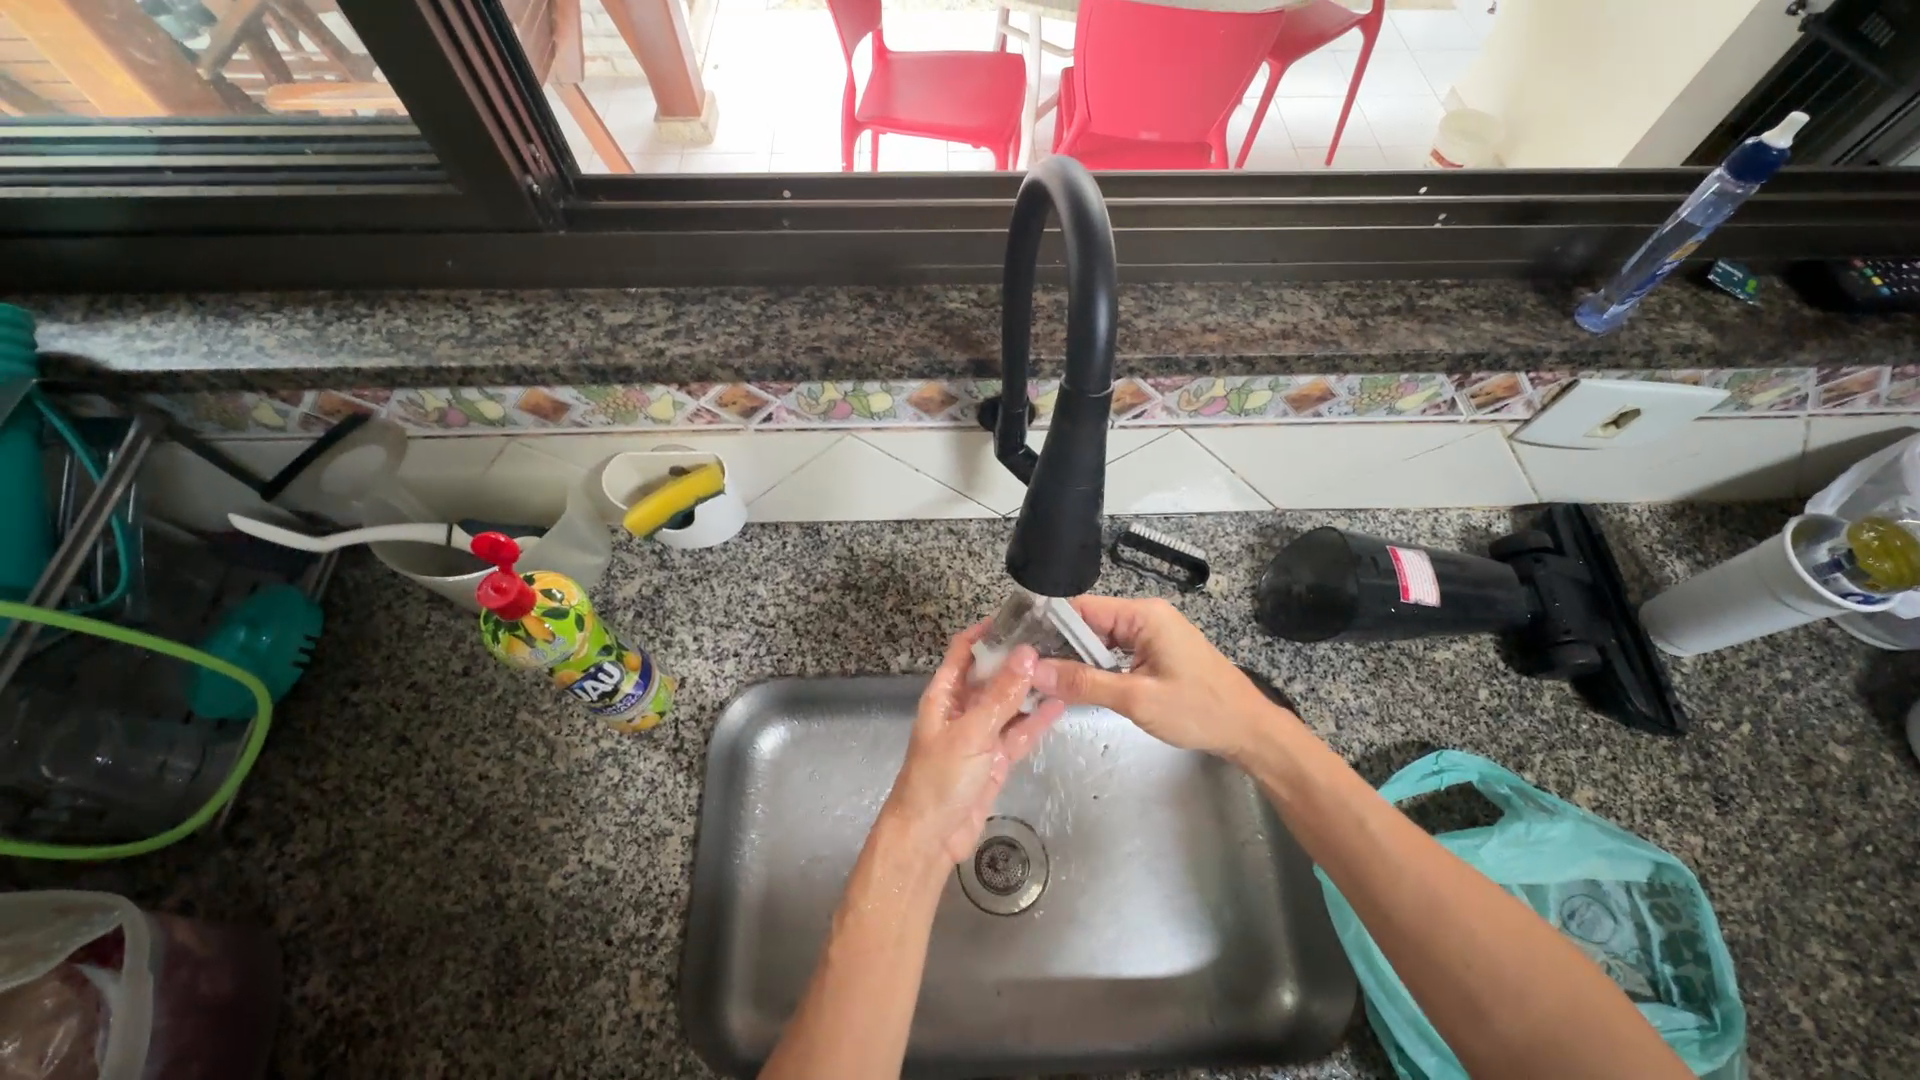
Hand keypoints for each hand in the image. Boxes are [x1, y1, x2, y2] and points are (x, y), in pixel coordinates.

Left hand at [882, 623, 1065, 864]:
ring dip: (1032, 687)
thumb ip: (1001, 695)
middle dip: (1018, 658)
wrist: (930, 837)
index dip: (988, 631)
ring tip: (1063, 665)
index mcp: (945, 695)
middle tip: (1054, 638)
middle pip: (992, 674)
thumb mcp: (971, 732)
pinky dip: (1037, 719)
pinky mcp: (996, 759)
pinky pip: (1019, 732)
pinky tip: (1060, 703)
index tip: (1019, 616)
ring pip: (1010, 703)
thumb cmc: (938, 779)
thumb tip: (1026, 654)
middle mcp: (963, 709)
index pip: (964, 650)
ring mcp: (981, 735)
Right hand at [1030, 596, 1286, 758]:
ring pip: (1100, 641)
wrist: (1249, 731)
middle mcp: (1147, 617)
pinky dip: (1096, 668)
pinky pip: (1116, 653)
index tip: (1017, 642)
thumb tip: (1035, 672)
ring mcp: (1153, 635)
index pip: (1083, 608)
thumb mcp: (1136, 698)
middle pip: (1089, 624)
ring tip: (1038, 676)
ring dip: (1076, 659)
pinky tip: (1074, 684)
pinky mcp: (1156, 654)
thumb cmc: (1199, 710)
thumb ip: (1084, 683)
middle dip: (1058, 645)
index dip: (1048, 624)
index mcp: (1144, 615)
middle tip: (1022, 667)